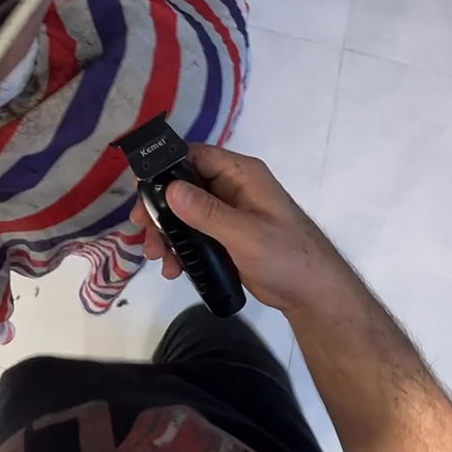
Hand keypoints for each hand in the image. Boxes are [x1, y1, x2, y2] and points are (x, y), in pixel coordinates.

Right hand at [130, 144, 351, 314]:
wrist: (312, 295)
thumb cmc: (287, 256)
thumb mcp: (245, 234)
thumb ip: (207, 212)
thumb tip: (170, 188)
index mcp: (241, 174)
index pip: (195, 156)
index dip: (165, 167)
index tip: (140, 187)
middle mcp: (231, 187)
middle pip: (182, 185)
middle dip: (159, 208)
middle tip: (139, 228)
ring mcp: (227, 212)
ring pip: (183, 211)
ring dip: (165, 232)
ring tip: (155, 257)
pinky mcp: (224, 235)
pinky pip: (192, 232)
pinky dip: (178, 247)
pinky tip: (172, 268)